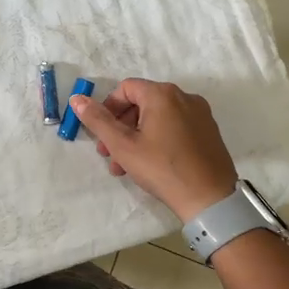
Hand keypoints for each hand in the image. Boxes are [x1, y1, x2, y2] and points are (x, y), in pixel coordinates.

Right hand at [69, 79, 238, 220]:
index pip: (125, 88)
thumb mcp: (122, 145)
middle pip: (141, 103)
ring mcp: (201, 115)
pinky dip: (158, 139)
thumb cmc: (162, 168)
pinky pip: (175, 127)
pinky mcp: (209, 132)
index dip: (108, 108)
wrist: (211, 200)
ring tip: (125, 166)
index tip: (102, 134)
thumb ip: (97, 120)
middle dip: (120, 127)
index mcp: (163, 94)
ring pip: (157, 118)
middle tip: (109, 153)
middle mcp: (185, 97)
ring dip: (136, 137)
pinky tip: (150, 164)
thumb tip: (77, 98)